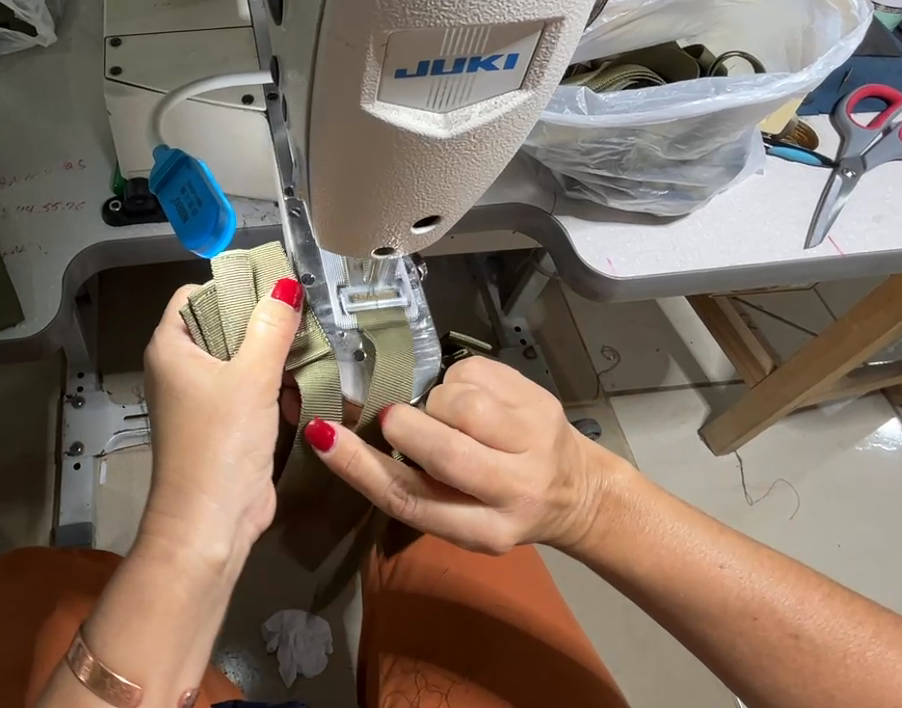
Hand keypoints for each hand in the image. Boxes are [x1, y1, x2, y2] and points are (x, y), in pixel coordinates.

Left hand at [139, 277, 303, 565]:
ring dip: (273, 355)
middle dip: (262, 321)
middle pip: (222, 323)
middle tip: (303, 314)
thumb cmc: (221, 442)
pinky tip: (303, 383)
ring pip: (240, 356)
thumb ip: (271, 328)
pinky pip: (249, 387)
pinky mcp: (222, 421)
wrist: (211, 525)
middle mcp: (180, 365)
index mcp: (170, 346)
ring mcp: (200, 395)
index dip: (232, 286)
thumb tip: (286, 284)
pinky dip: (272, 383)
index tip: (275, 287)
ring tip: (311, 345)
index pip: (194, 294)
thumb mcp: (252, 377)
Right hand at [305, 356, 619, 554]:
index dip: (360, 466)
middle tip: (398, 420)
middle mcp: (515, 491)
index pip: (410, 500)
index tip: (323, 434)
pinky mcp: (540, 399)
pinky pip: (473, 371)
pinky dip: (458, 378)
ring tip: (448, 415)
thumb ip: (404, 482)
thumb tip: (332, 433)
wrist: (577, 492)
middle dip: (404, 423)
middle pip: (441, 449)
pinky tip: (472, 397)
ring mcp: (535, 441)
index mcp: (484, 531)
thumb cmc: (498, 505)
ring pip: (457, 400)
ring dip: (436, 400)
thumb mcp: (454, 513)